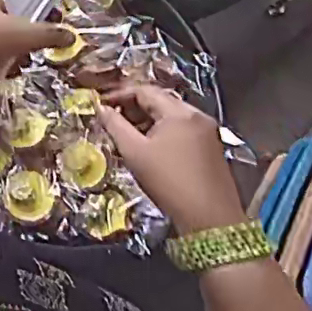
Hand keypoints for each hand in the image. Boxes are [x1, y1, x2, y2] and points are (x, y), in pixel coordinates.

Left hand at [0, 0, 72, 82]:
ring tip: (17, 64)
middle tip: (35, 49)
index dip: (42, 4)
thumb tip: (70, 36)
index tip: (55, 22)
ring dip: (12, 50)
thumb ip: (48, 35)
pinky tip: (0, 71)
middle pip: (12, 15)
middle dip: (27, 34)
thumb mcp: (20, 35)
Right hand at [100, 84, 247, 232]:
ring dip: (146, 120)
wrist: (210, 219)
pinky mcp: (211, 147)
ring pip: (170, 116)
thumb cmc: (168, 181)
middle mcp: (196, 115)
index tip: (100, 105)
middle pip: (160, 101)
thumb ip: (115, 125)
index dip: (119, 95)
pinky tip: (148, 147)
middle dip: (132, 107)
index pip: (144, 91)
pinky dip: (162, 131)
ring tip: (125, 134)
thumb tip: (100, 109)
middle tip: (111, 119)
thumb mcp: (134, 152)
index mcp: (179, 112)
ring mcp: (207, 131)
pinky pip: (181, 129)